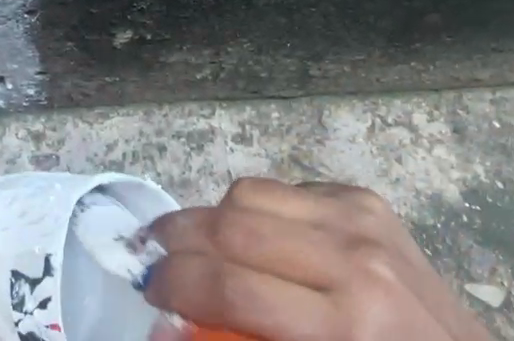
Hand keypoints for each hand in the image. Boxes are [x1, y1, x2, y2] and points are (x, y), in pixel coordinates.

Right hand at [140, 178, 493, 340]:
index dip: (174, 286)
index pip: (231, 286)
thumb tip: (161, 328)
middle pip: (231, 225)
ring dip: (210, 218)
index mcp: (346, 324)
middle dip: (176, 242)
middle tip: (152, 260)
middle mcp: (354, 258)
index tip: (147, 292)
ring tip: (197, 246)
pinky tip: (256, 240)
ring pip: (248, 191)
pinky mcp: (366, 199)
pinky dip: (255, 210)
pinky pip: (284, 187)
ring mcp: (362, 218)